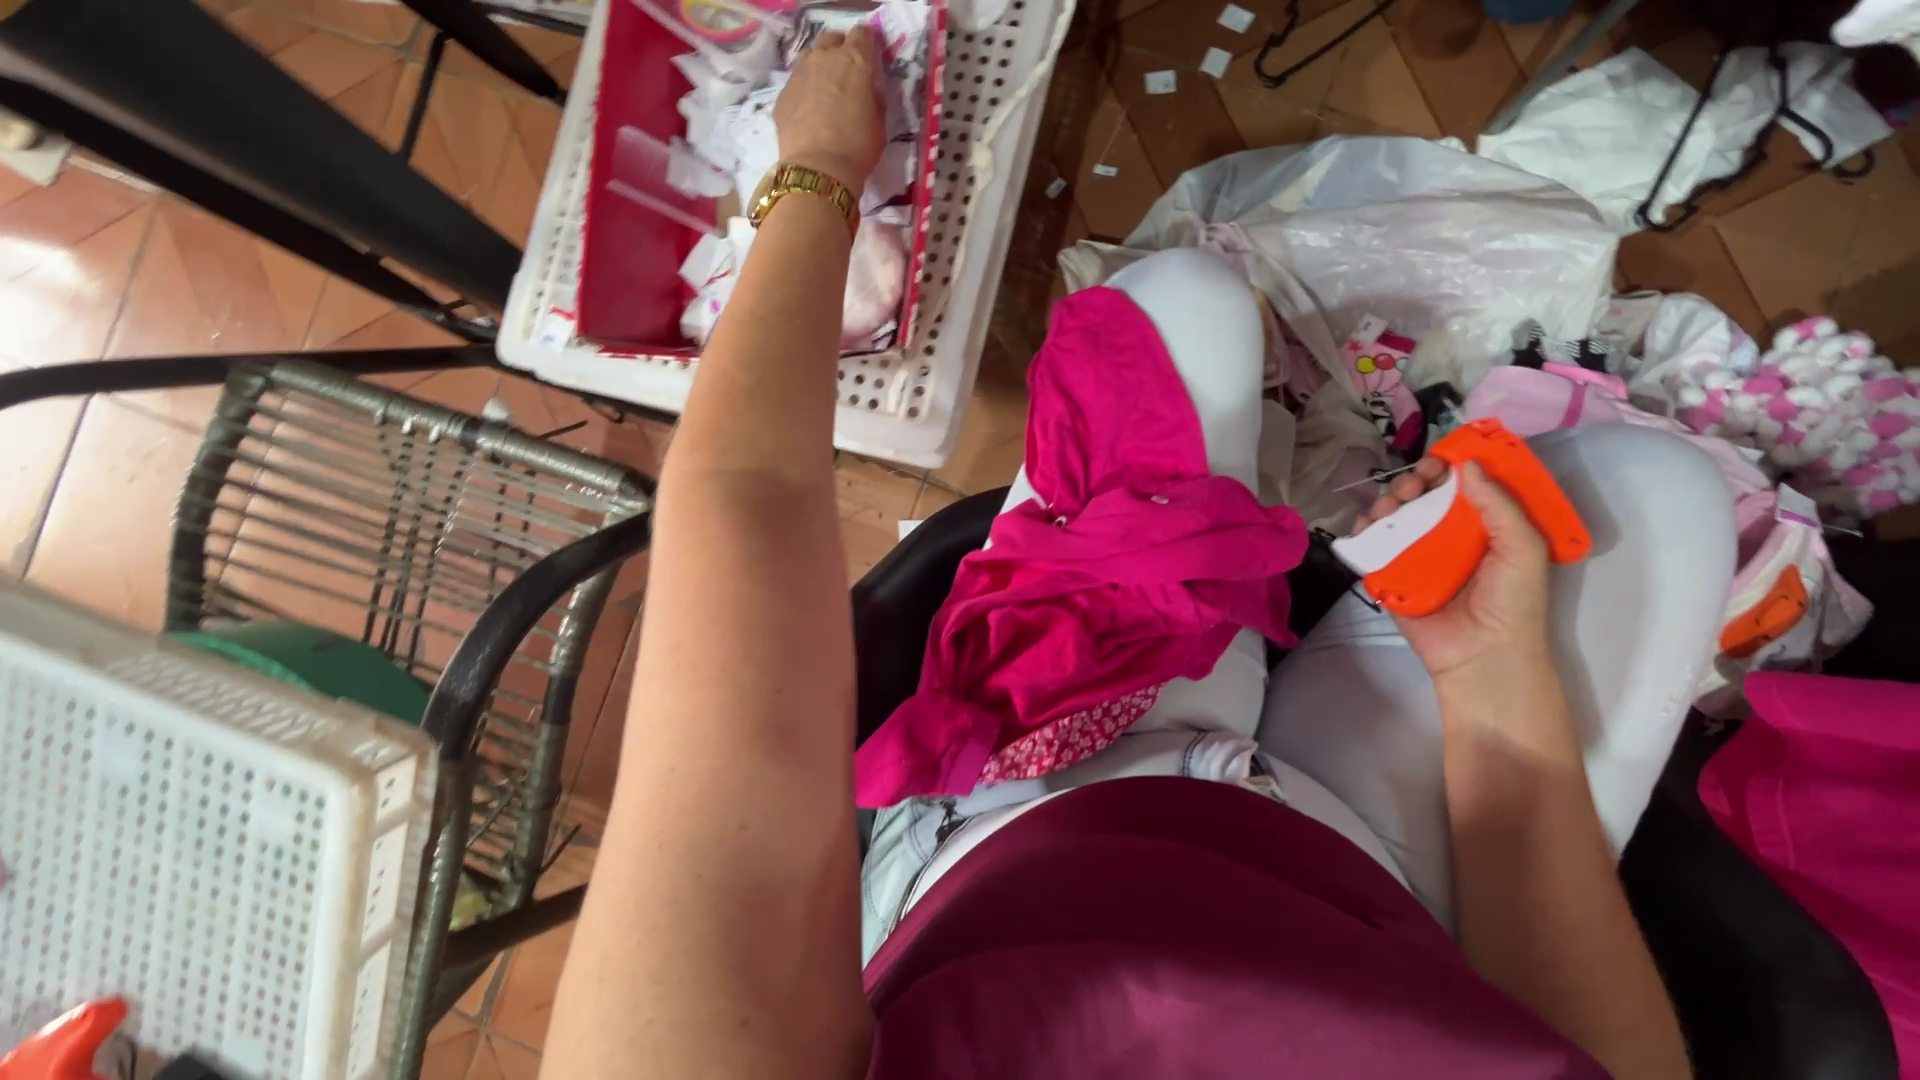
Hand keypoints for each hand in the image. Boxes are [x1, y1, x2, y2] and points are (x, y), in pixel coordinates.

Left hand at [775, 26, 884, 198]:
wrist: (819, 169)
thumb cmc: (858, 148)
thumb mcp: (879, 124)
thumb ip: (873, 98)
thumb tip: (868, 90)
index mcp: (855, 61)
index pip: (863, 34)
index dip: (868, 44)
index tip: (870, 58)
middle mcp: (825, 58)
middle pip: (832, 38)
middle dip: (840, 49)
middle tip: (846, 73)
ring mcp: (800, 73)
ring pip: (810, 56)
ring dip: (819, 66)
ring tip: (824, 89)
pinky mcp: (783, 93)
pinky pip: (796, 82)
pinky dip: (804, 90)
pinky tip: (808, 112)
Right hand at [1352, 457, 1553, 686]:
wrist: (1481, 654)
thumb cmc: (1512, 601)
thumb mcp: (1524, 547)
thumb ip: (1500, 504)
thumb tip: (1467, 464)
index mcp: (1482, 523)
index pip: (1461, 483)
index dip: (1448, 466)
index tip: (1438, 462)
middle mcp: (1447, 533)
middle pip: (1422, 493)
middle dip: (1413, 481)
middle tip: (1412, 487)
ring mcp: (1415, 553)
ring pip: (1393, 513)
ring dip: (1387, 501)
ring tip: (1389, 508)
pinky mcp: (1389, 572)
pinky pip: (1370, 544)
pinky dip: (1363, 530)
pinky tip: (1366, 526)